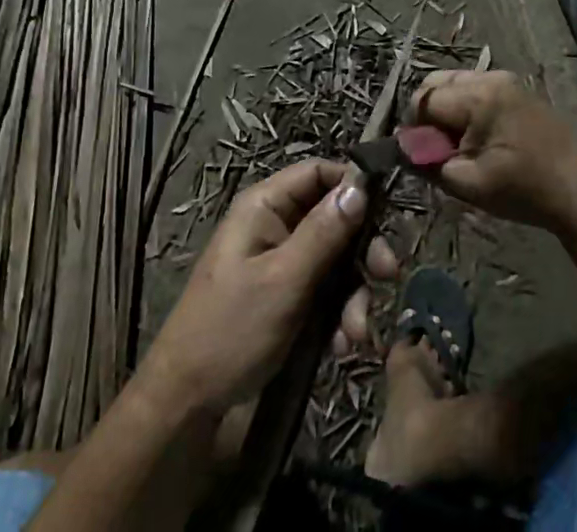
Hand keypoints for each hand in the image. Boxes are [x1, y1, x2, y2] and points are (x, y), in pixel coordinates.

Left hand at [136, 160, 398, 414]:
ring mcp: (283, 263)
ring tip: (356, 333)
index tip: (387, 212)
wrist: (189, 402)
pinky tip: (341, 345)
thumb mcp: (284, 280)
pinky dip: (339, 315)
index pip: (318, 173)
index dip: (353, 186)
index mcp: (264, 207)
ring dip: (354, 295)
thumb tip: (360, 185)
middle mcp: (275, 227)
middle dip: (362, 252)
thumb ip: (324, 232)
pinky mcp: (289, 296)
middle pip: (335, 219)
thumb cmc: (231, 330)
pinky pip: (327, 291)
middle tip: (387, 275)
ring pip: (337, 260)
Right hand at [407, 70, 576, 234]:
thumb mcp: (466, 182)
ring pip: (455, 85)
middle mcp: (491, 78)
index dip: (413, 128)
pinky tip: (476, 140)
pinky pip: (476, 91)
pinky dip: (465, 110)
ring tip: (456, 146)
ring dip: (446, 111)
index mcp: (479, 95)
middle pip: (437, 84)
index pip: (424, 100)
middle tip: (436, 150)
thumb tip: (401, 147)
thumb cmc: (523, 189)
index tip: (419, 155)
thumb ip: (426, 160)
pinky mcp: (517, 92)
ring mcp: (507, 82)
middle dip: (427, 115)